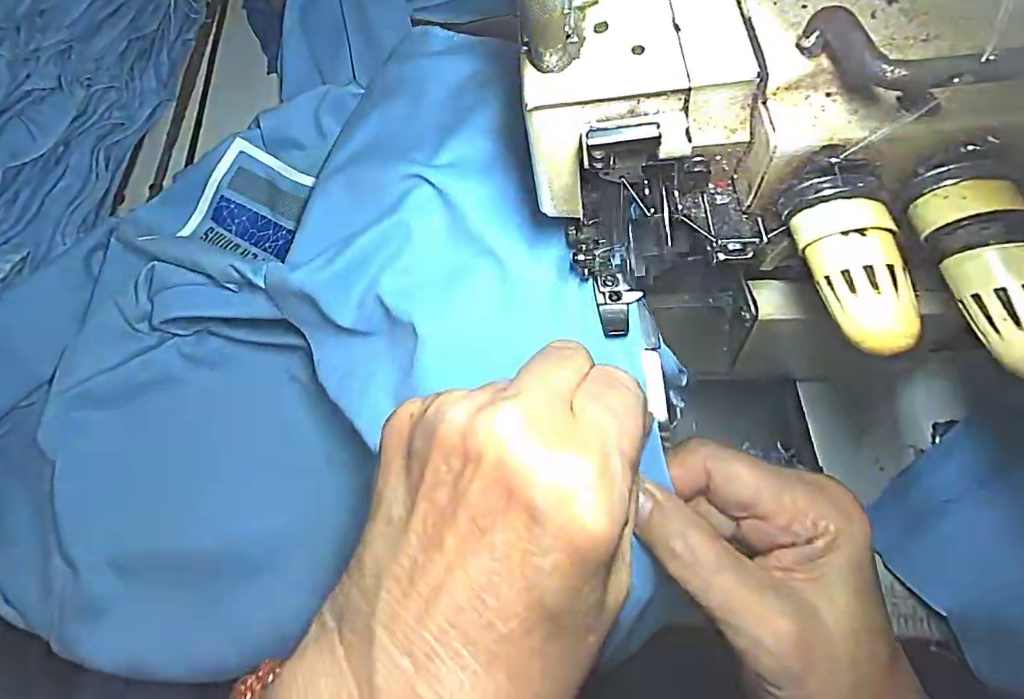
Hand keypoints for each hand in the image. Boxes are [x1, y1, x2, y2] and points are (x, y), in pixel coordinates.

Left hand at [275, 340, 650, 697]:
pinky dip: (468, 427)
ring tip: (501, 475)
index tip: (606, 434)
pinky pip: (461, 397)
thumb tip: (613, 435)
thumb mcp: (607, 584)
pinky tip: (459, 480)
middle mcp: (512, 428)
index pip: (618, 384)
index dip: (616, 415)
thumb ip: (618, 491)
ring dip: (516, 413)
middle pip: (564, 356)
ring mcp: (451, 416)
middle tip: (560, 442)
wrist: (405, 675)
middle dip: (571, 394)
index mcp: (577, 474)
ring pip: (510, 378)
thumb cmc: (516, 653)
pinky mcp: (407, 418)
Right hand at [635, 439, 923, 698]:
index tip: (624, 510)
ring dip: (664, 535)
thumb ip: (696, 556)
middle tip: (631, 544)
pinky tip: (664, 571)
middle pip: (698, 482)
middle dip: (663, 513)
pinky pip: (695, 530)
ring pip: (690, 506)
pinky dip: (674, 550)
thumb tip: (633, 495)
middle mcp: (789, 497)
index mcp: (811, 502)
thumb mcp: (765, 624)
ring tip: (646, 563)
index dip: (664, 481)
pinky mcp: (751, 545)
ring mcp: (770, 521)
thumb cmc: (835, 687)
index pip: (712, 463)